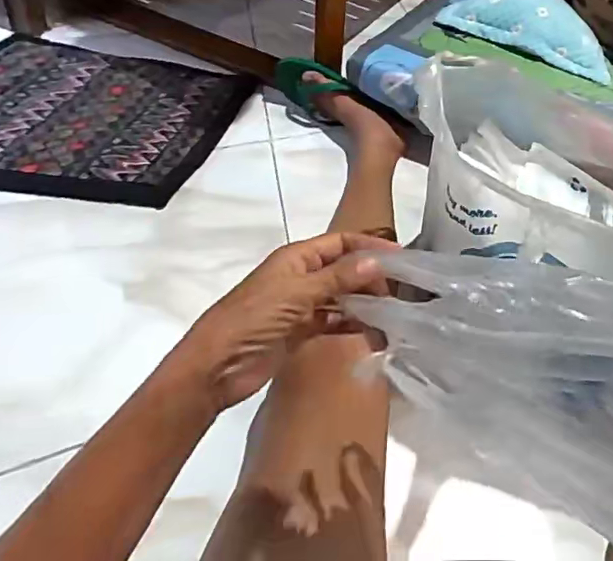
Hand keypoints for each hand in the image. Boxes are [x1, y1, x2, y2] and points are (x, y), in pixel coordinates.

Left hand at [170, 233, 399, 411]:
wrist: (212, 370)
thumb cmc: (252, 320)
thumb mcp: (297, 294)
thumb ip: (338, 278)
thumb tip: (376, 261)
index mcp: (297, 258)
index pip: (342, 242)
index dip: (370, 247)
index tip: (400, 258)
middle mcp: (301, 276)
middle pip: (344, 269)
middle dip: (370, 277)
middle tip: (397, 292)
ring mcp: (301, 305)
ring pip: (341, 296)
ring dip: (364, 302)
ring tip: (390, 314)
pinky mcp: (300, 332)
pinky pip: (334, 321)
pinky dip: (352, 324)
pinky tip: (372, 332)